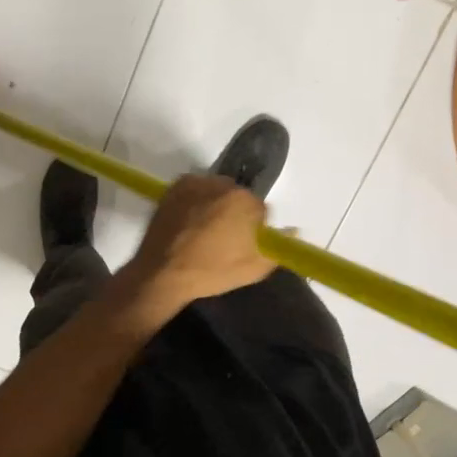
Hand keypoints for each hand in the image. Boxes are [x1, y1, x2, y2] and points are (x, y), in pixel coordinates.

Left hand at [126, 174, 274, 306]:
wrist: (163, 273)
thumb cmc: (211, 272)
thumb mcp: (254, 269)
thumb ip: (278, 248)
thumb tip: (293, 231)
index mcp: (245, 200)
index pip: (260, 210)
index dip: (253, 229)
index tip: (241, 245)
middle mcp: (222, 183)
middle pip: (238, 198)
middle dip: (234, 214)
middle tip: (220, 240)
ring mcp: (196, 183)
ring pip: (216, 192)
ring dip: (214, 206)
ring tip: (201, 233)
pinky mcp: (175, 187)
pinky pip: (195, 191)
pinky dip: (195, 202)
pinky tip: (188, 223)